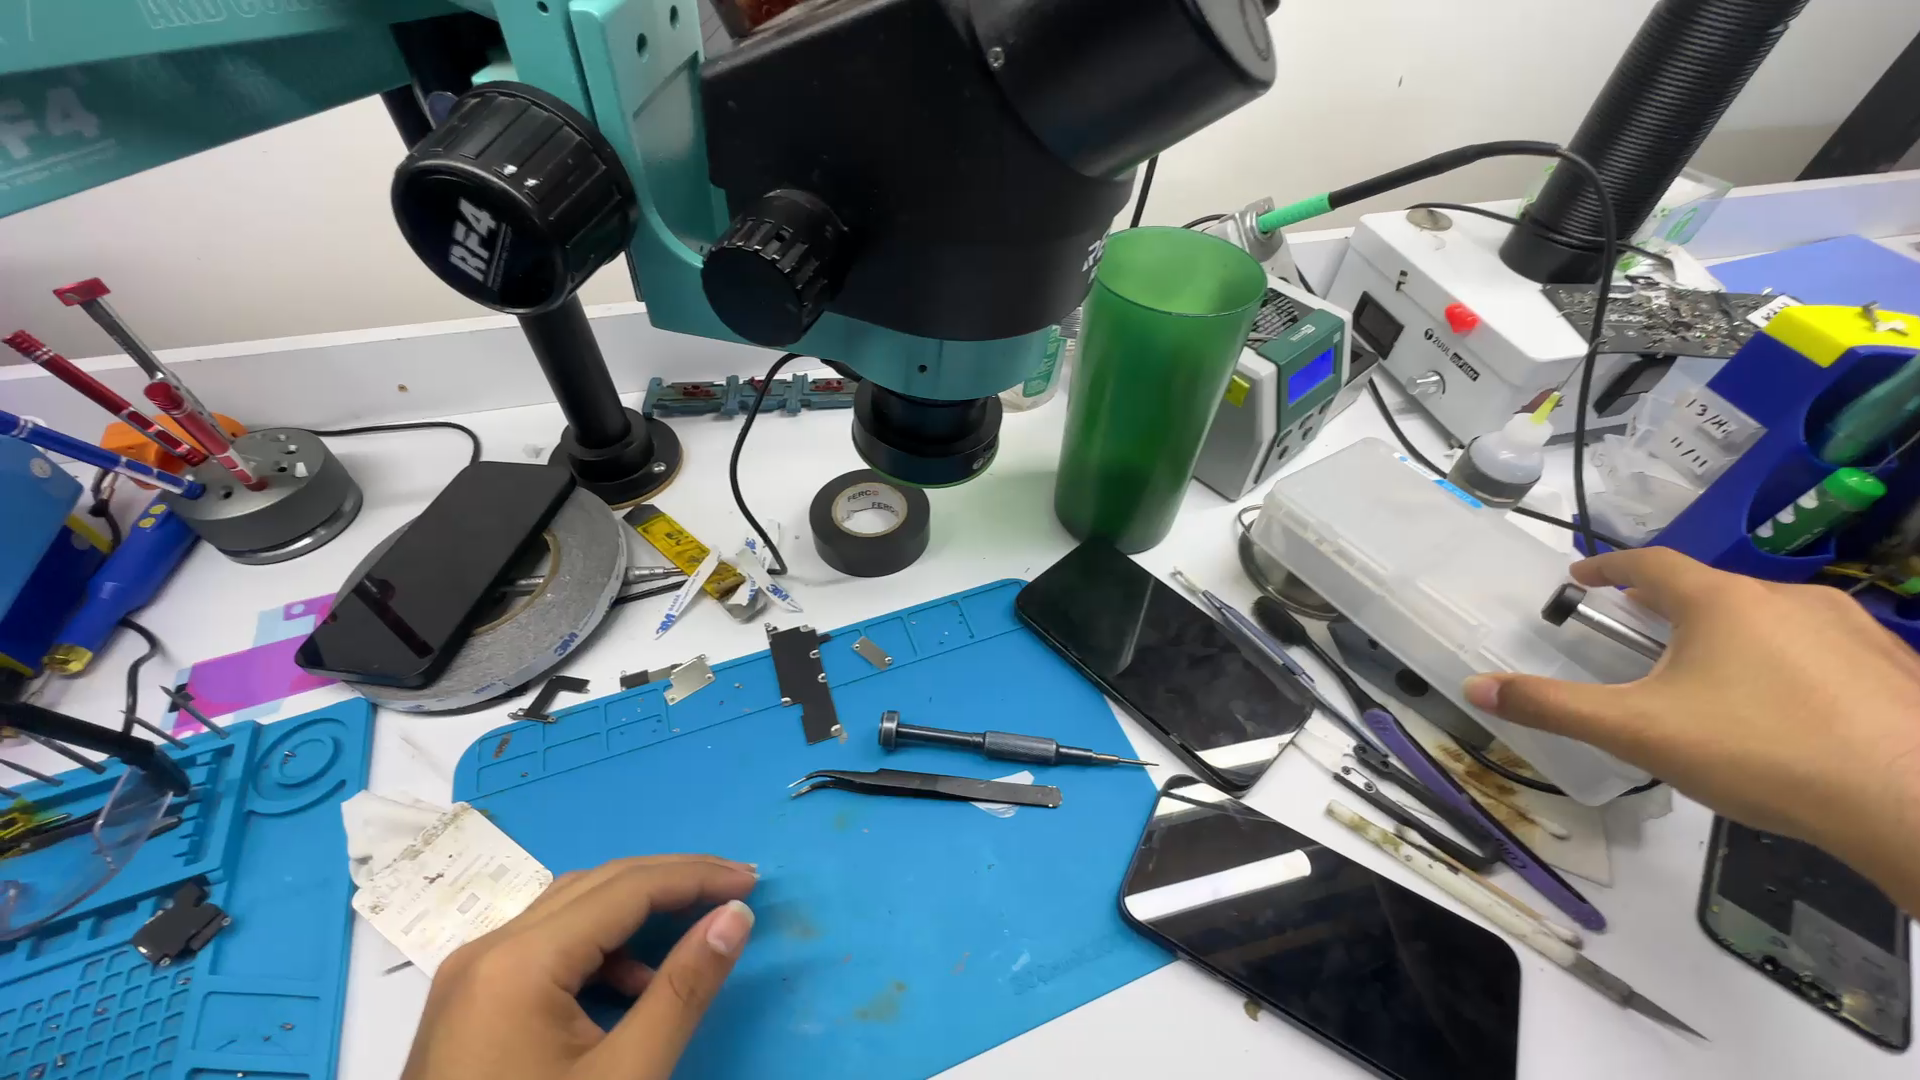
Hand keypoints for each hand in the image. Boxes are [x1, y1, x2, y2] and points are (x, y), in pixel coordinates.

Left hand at [401, 855, 757, 1079]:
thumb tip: (735, 915)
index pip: (627, 888)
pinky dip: (599, 949)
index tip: (752, 880)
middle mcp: (487, 950)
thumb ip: (684, 991)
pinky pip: (545, 946)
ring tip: (692, 932)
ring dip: (636, 910)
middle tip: (734, 888)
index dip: (696, 877)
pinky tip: (630, 987)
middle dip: (672, 881)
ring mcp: (470, 977)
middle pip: (598, 885)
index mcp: (520, 962)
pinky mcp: (468, 1005)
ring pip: (570, 909)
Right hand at [1463, 547, 1919, 910]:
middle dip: (1669, 604)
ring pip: (1773, 617)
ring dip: (1733, 631)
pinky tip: (1789, 708)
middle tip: (1641, 628)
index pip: (1651, 562)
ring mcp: (1857, 633)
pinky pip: (1826, 651)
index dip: (1610, 566)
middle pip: (1712, 589)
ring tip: (1713, 671)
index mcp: (1721, 602)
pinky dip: (1790, 663)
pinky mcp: (1901, 672)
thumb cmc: (1760, 752)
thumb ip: (1550, 706)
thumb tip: (1475, 687)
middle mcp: (1790, 600)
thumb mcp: (1635, 731)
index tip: (1582, 576)